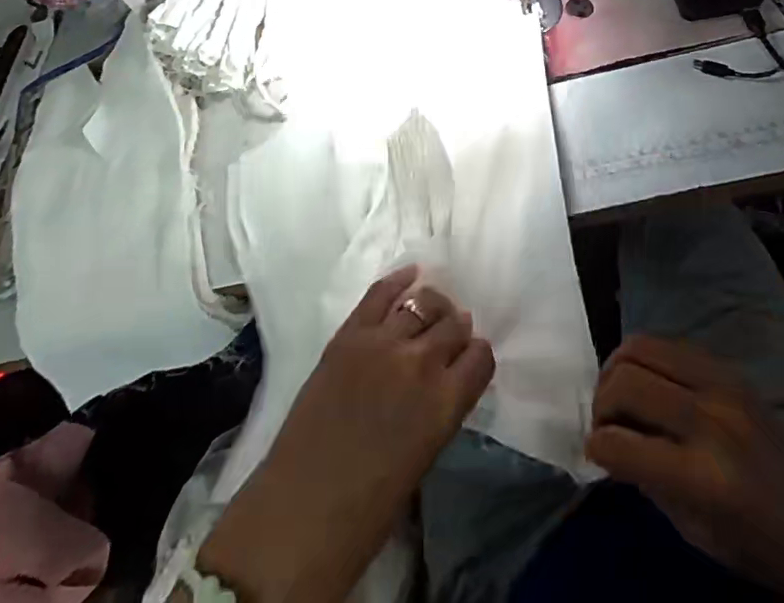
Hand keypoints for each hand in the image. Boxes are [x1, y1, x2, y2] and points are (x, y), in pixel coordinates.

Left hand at [199, 267, 493, 602]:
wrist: (302, 509)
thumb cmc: (372, 503)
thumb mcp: (427, 452)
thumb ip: (442, 406)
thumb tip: (445, 378)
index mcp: (447, 401)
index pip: (481, 355)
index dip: (476, 355)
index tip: (468, 359)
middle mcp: (421, 363)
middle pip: (454, 323)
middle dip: (456, 328)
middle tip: (448, 335)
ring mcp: (382, 344)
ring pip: (422, 303)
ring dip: (432, 305)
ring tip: (428, 310)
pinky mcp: (347, 336)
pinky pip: (379, 294)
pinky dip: (398, 281)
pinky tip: (410, 275)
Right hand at [587, 336, 783, 602]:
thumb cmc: (764, 544)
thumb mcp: (698, 534)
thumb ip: (649, 484)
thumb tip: (611, 449)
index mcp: (702, 475)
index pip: (619, 443)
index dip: (596, 448)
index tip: (594, 454)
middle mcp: (709, 419)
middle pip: (626, 381)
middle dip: (600, 402)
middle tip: (604, 423)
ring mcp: (722, 385)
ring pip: (642, 346)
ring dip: (618, 369)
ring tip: (620, 397)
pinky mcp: (730, 369)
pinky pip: (671, 344)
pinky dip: (647, 358)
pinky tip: (649, 382)